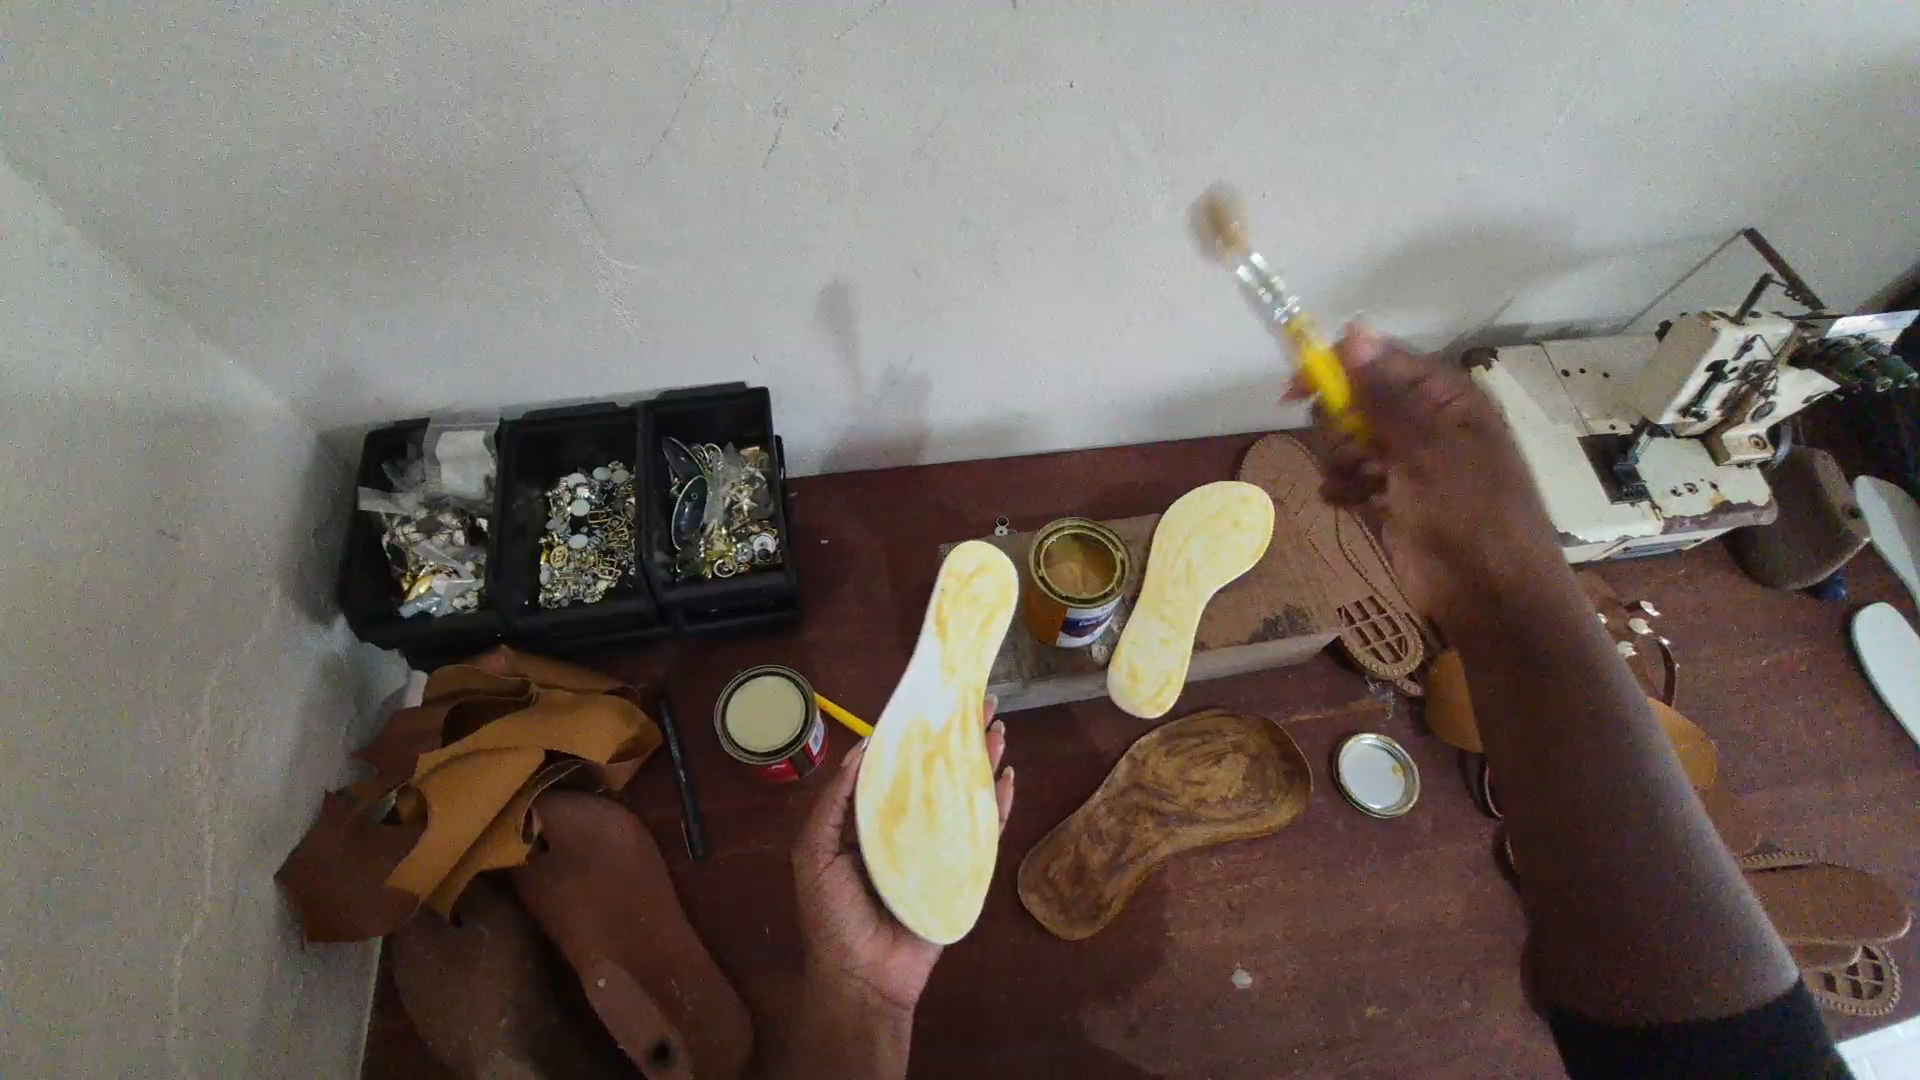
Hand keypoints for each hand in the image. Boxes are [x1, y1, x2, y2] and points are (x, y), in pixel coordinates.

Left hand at [790, 697, 1014, 1014]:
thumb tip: (862, 748)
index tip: (929, 703)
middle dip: (960, 737)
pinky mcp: (963, 870)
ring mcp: (939, 845)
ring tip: (997, 727)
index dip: (914, 734)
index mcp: (873, 817)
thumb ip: (834, 801)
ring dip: (983, 759)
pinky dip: (999, 803)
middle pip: (939, 772)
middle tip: (981, 702)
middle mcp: (909, 823)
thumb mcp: (815, 852)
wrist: (862, 979)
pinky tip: (1007, 776)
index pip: (898, 765)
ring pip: (965, 794)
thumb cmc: (832, 915)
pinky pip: (985, 832)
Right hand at [1300, 323, 1565, 625]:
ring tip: (1365, 487)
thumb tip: (1354, 332)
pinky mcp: (1387, 495)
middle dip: (1341, 429)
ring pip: (1343, 442)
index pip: (1376, 362)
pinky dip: (1344, 490)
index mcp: (1443, 397)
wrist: (1488, 591)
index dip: (1334, 371)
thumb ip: (1383, 394)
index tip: (1294, 393)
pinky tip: (1359, 506)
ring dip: (1341, 464)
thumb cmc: (1469, 513)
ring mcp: (1403, 460)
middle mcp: (1422, 422)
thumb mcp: (1425, 447)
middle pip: (1352, 403)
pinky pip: (1344, 478)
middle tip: (1359, 454)